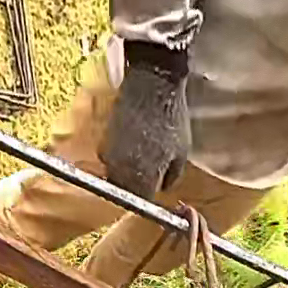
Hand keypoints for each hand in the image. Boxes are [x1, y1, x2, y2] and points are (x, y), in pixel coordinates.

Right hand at [99, 41, 190, 198]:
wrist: (152, 83)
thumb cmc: (171, 120)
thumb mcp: (181, 154)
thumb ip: (171, 178)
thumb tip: (161, 188)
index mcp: (141, 178)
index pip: (141, 203)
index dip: (149, 203)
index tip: (155, 199)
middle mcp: (121, 171)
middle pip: (125, 192)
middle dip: (136, 190)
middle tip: (148, 182)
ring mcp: (110, 155)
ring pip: (116, 177)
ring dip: (127, 175)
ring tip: (142, 164)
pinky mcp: (105, 139)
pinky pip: (111, 159)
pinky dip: (120, 160)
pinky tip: (133, 149)